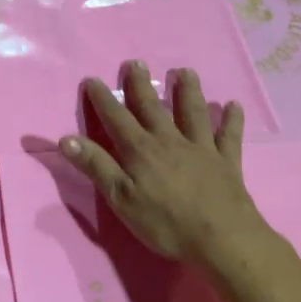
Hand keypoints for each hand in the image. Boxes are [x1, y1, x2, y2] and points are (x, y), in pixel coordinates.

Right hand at [60, 61, 274, 268]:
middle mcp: (170, 140)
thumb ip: (96, 167)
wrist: (222, 239)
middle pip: (152, 107)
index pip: (116, 118)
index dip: (103, 99)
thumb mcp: (121, 199)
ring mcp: (201, 148)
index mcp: (141, 150)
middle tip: (135, 62)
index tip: (92, 80)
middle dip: (140, 85)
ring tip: (185, 71)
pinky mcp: (227, 162)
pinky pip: (229, 136)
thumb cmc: (166, 223)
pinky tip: (234, 106)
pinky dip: (232, 120)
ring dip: (188, 90)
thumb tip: (66, 139)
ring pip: (193, 112)